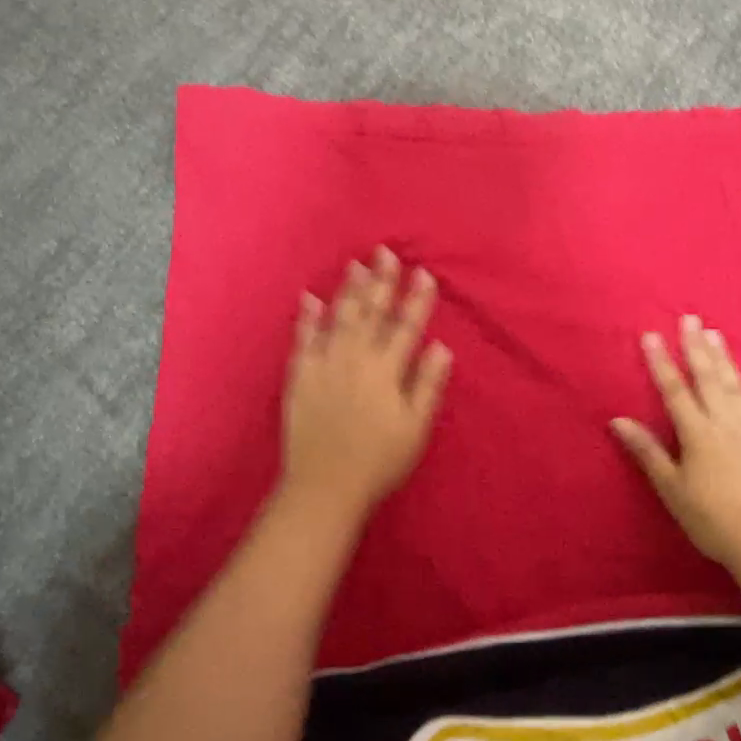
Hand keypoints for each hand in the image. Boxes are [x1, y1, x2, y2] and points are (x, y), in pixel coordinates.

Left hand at [279, 247, 452, 517]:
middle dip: (380, 281)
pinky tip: (310, 298)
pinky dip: (307, 318)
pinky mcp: (300, 377)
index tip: (423, 273)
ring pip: (339, 318)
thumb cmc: (378, 461)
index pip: (406, 326)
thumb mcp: (415, 428)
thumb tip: (440, 346)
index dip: (416, 299)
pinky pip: (303, 340)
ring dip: (349, 290)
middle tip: (385, 252)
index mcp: (386, 371)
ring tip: (356, 264)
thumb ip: (428, 384)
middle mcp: (355, 359)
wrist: (323, 488)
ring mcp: (324, 365)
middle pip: (371, 313)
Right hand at [612, 315, 740, 572]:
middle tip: (689, 318)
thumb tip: (618, 420)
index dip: (661, 362)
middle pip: (707, 379)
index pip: (674, 391)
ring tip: (714, 333)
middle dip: (695, 347)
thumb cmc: (711, 520)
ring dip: (724, 358)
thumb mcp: (672, 489)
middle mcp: (725, 424)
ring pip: (736, 387)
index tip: (650, 335)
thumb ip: (647, 452)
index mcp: (697, 434)